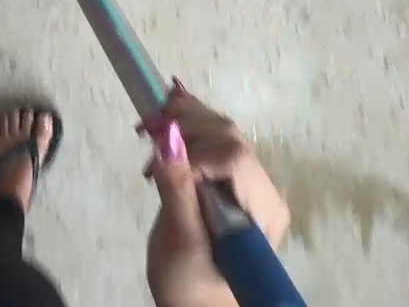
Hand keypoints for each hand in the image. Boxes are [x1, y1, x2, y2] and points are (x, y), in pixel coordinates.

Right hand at [146, 89, 291, 306]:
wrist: (196, 306)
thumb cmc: (192, 288)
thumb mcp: (182, 242)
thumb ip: (178, 188)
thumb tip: (167, 136)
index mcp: (263, 210)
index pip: (233, 157)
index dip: (193, 152)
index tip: (157, 170)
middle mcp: (264, 189)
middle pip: (227, 135)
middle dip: (183, 127)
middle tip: (144, 133)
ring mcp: (249, 181)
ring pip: (219, 128)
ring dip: (181, 121)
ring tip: (148, 131)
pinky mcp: (230, 178)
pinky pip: (212, 137)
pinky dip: (185, 125)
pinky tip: (163, 124)